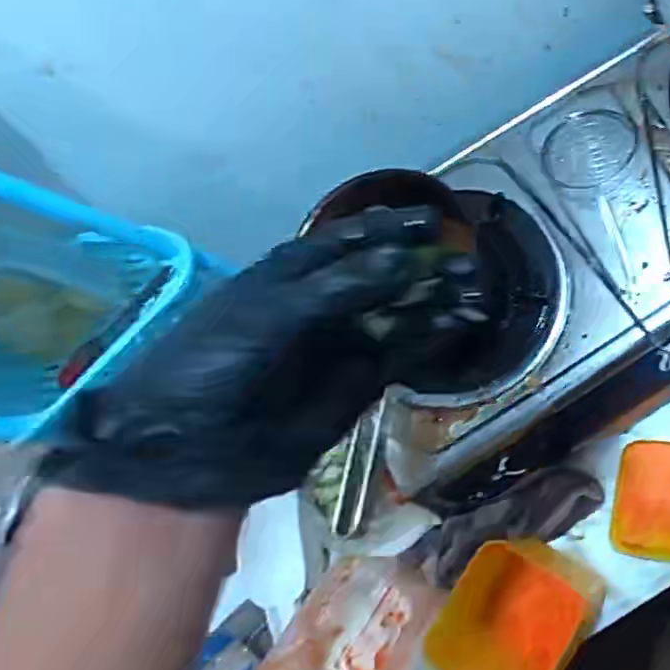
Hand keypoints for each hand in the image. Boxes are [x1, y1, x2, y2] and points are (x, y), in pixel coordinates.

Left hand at [41, 206, 478, 510]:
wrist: (194, 447)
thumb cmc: (215, 362)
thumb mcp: (273, 313)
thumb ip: (341, 285)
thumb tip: (404, 258)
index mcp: (297, 274)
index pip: (355, 240)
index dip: (393, 228)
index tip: (435, 221)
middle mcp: (329, 302)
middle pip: (388, 275)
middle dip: (427, 266)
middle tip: (468, 262)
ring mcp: (348, 341)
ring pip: (404, 312)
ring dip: (438, 301)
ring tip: (475, 292)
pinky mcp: (363, 379)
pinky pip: (406, 351)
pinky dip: (434, 337)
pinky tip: (460, 325)